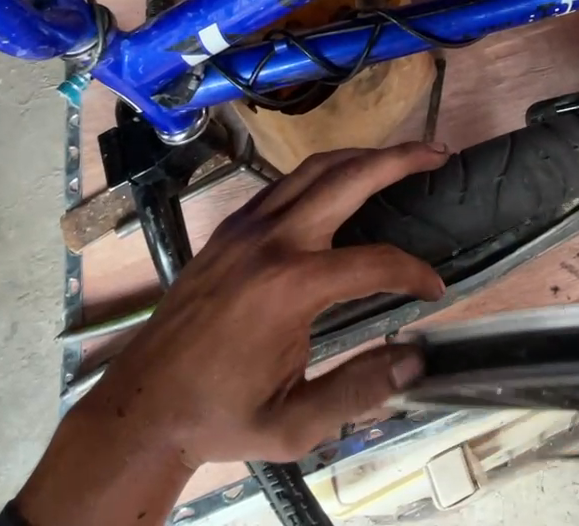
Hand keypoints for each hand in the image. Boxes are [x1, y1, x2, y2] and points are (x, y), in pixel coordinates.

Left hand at [16, 142, 447, 525]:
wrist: (140, 407)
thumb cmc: (219, 416)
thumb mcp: (293, 424)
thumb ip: (359, 390)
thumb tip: (417, 357)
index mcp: (290, 287)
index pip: (376, 261)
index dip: (414, 273)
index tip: (435, 290)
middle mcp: (271, 240)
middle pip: (348, 177)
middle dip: (400, 159)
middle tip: (438, 154)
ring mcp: (246, 226)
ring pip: (316, 167)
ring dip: (364, 155)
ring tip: (401, 157)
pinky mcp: (232, 226)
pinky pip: (288, 181)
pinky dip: (327, 170)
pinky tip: (344, 182)